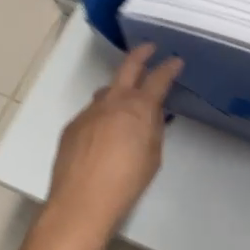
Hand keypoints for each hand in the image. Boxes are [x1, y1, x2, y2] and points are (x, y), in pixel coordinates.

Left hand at [44, 44, 183, 238]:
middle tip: (150, 48)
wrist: (82, 201)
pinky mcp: (73, 126)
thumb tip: (151, 116)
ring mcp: (89, 112)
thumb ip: (153, 130)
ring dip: (119, 89)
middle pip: (128, 68)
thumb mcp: (152, 155)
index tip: (176, 61)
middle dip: (141, 55)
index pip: (158, 79)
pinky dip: (102, 115)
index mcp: (138, 107)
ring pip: (106, 91)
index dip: (169, 68)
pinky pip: (92, 113)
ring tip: (127, 99)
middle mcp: (112, 102)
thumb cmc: (127, 181)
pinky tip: (104, 134)